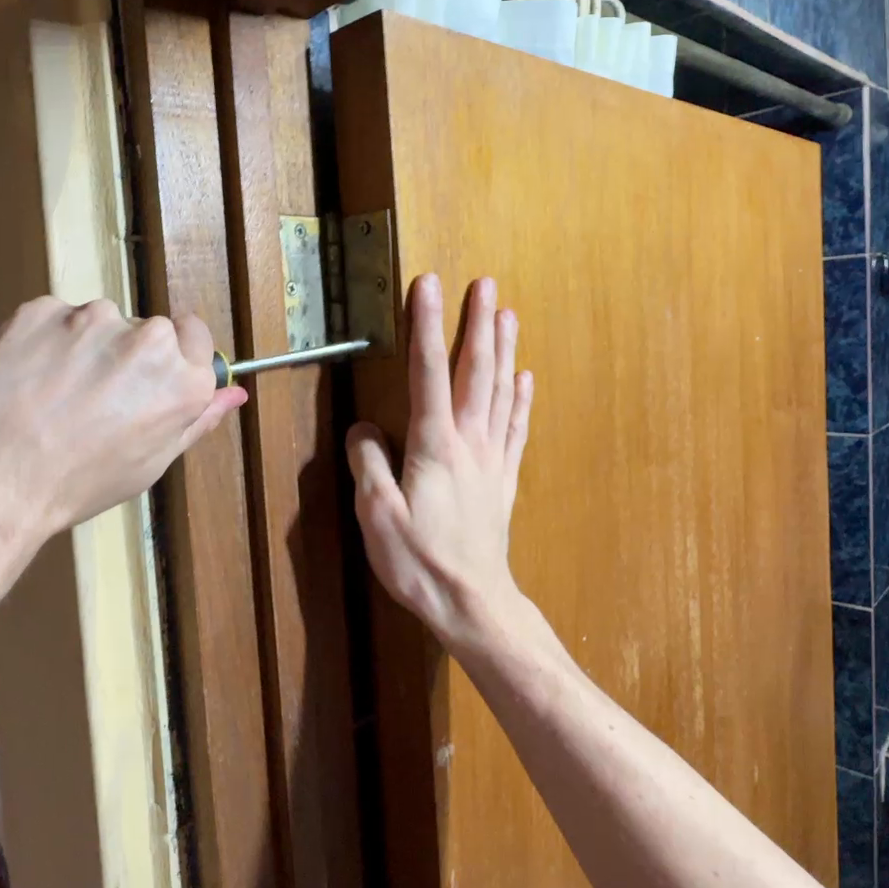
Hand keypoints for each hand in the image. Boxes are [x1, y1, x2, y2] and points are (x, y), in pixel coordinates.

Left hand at [0, 296, 246, 551]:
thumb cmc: (73, 486)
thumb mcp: (148, 464)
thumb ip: (196, 419)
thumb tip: (234, 392)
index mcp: (181, 380)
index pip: (194, 335)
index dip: (171, 356)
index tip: (146, 379)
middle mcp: (145, 340)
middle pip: (144, 331)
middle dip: (124, 356)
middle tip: (90, 402)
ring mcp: (89, 318)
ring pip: (94, 323)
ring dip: (80, 348)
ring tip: (45, 397)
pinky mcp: (39, 308)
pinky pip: (49, 319)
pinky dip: (39, 342)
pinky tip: (18, 382)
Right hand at [346, 275, 532, 648]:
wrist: (472, 602)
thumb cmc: (420, 561)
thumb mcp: (376, 515)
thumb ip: (368, 464)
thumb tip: (363, 429)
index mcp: (434, 446)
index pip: (427, 373)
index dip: (427, 326)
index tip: (429, 286)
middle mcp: (469, 443)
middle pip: (474, 372)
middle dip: (478, 325)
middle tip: (485, 285)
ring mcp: (492, 460)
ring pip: (499, 392)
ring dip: (503, 351)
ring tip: (507, 314)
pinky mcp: (503, 480)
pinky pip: (515, 429)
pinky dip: (521, 400)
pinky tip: (525, 378)